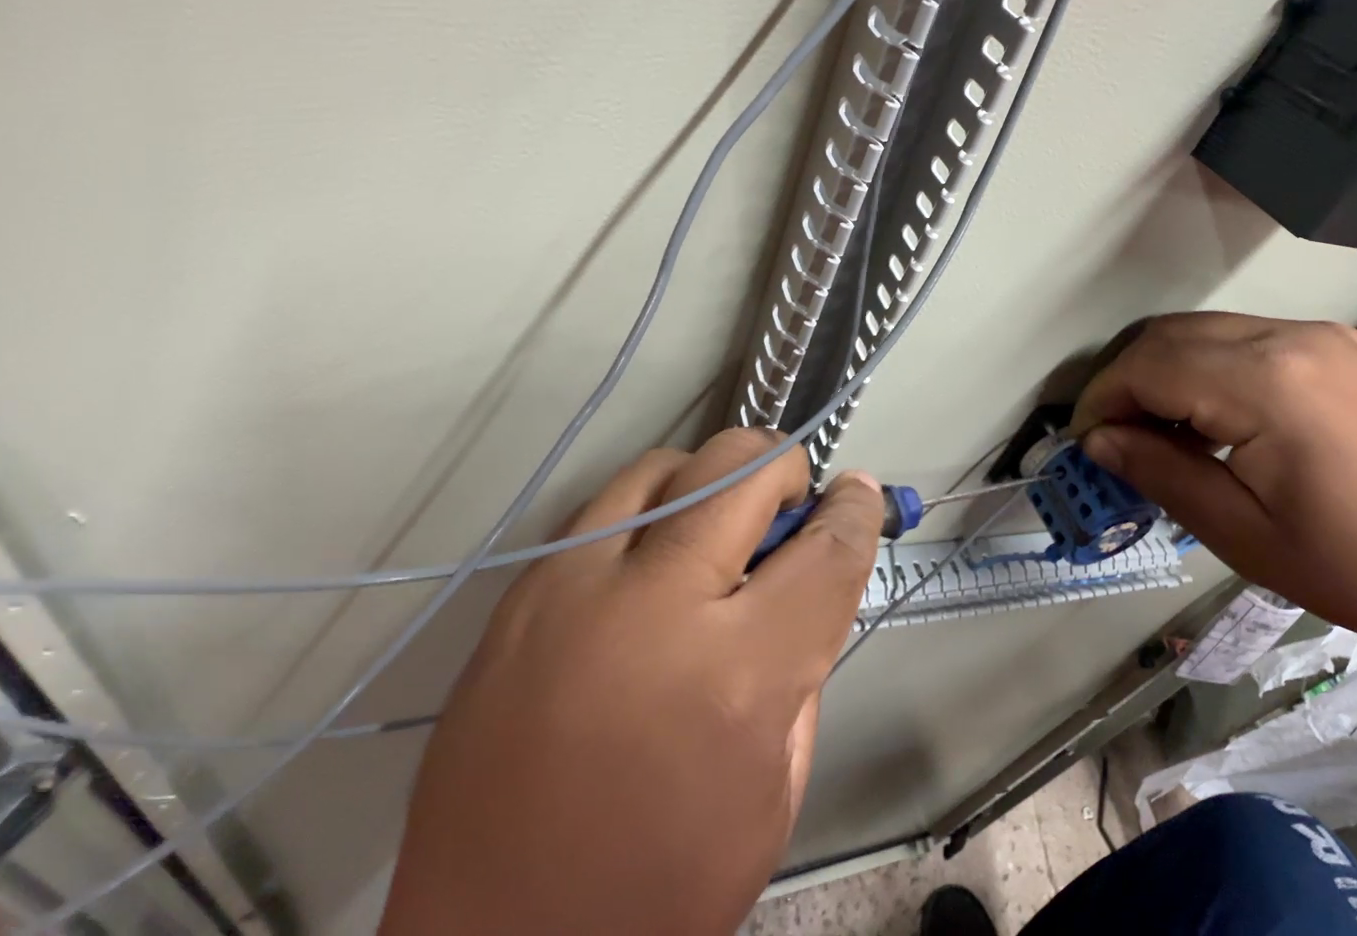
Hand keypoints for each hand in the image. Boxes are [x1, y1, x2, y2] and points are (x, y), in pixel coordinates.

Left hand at [381, 429, 884, 935]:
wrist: (497, 932)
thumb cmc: (656, 886)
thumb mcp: (770, 800)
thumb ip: (798, 682)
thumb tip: (803, 596)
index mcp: (734, 673)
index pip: (823, 553)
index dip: (855, 513)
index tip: (859, 494)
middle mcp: (652, 605)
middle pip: (739, 471)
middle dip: (783, 468)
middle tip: (792, 502)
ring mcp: (572, 587)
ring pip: (662, 466)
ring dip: (711, 476)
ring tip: (721, 522)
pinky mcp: (519, 595)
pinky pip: (599, 508)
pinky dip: (647, 507)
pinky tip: (653, 554)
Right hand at [1071, 312, 1356, 651]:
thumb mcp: (1250, 538)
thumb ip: (1164, 476)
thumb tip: (1101, 441)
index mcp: (1266, 383)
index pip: (1146, 367)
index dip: (1100, 402)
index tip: (1084, 447)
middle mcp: (1294, 338)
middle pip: (1172, 335)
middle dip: (1125, 381)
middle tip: (1112, 441)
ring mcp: (1330, 337)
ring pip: (1213, 331)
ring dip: (1168, 373)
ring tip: (1162, 437)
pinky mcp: (1356, 349)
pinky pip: (1257, 341)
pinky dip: (1215, 370)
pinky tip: (1223, 423)